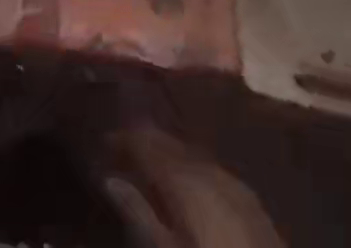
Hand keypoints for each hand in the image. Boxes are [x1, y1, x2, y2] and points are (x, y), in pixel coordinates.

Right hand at [104, 124, 284, 247]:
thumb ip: (137, 211)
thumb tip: (110, 179)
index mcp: (183, 177)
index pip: (143, 141)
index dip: (121, 140)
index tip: (102, 145)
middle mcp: (206, 169)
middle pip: (167, 141)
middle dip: (142, 143)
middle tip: (119, 155)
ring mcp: (232, 182)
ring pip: (188, 153)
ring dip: (165, 155)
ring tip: (146, 171)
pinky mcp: (249, 200)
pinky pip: (208, 169)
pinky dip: (187, 169)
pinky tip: (183, 189)